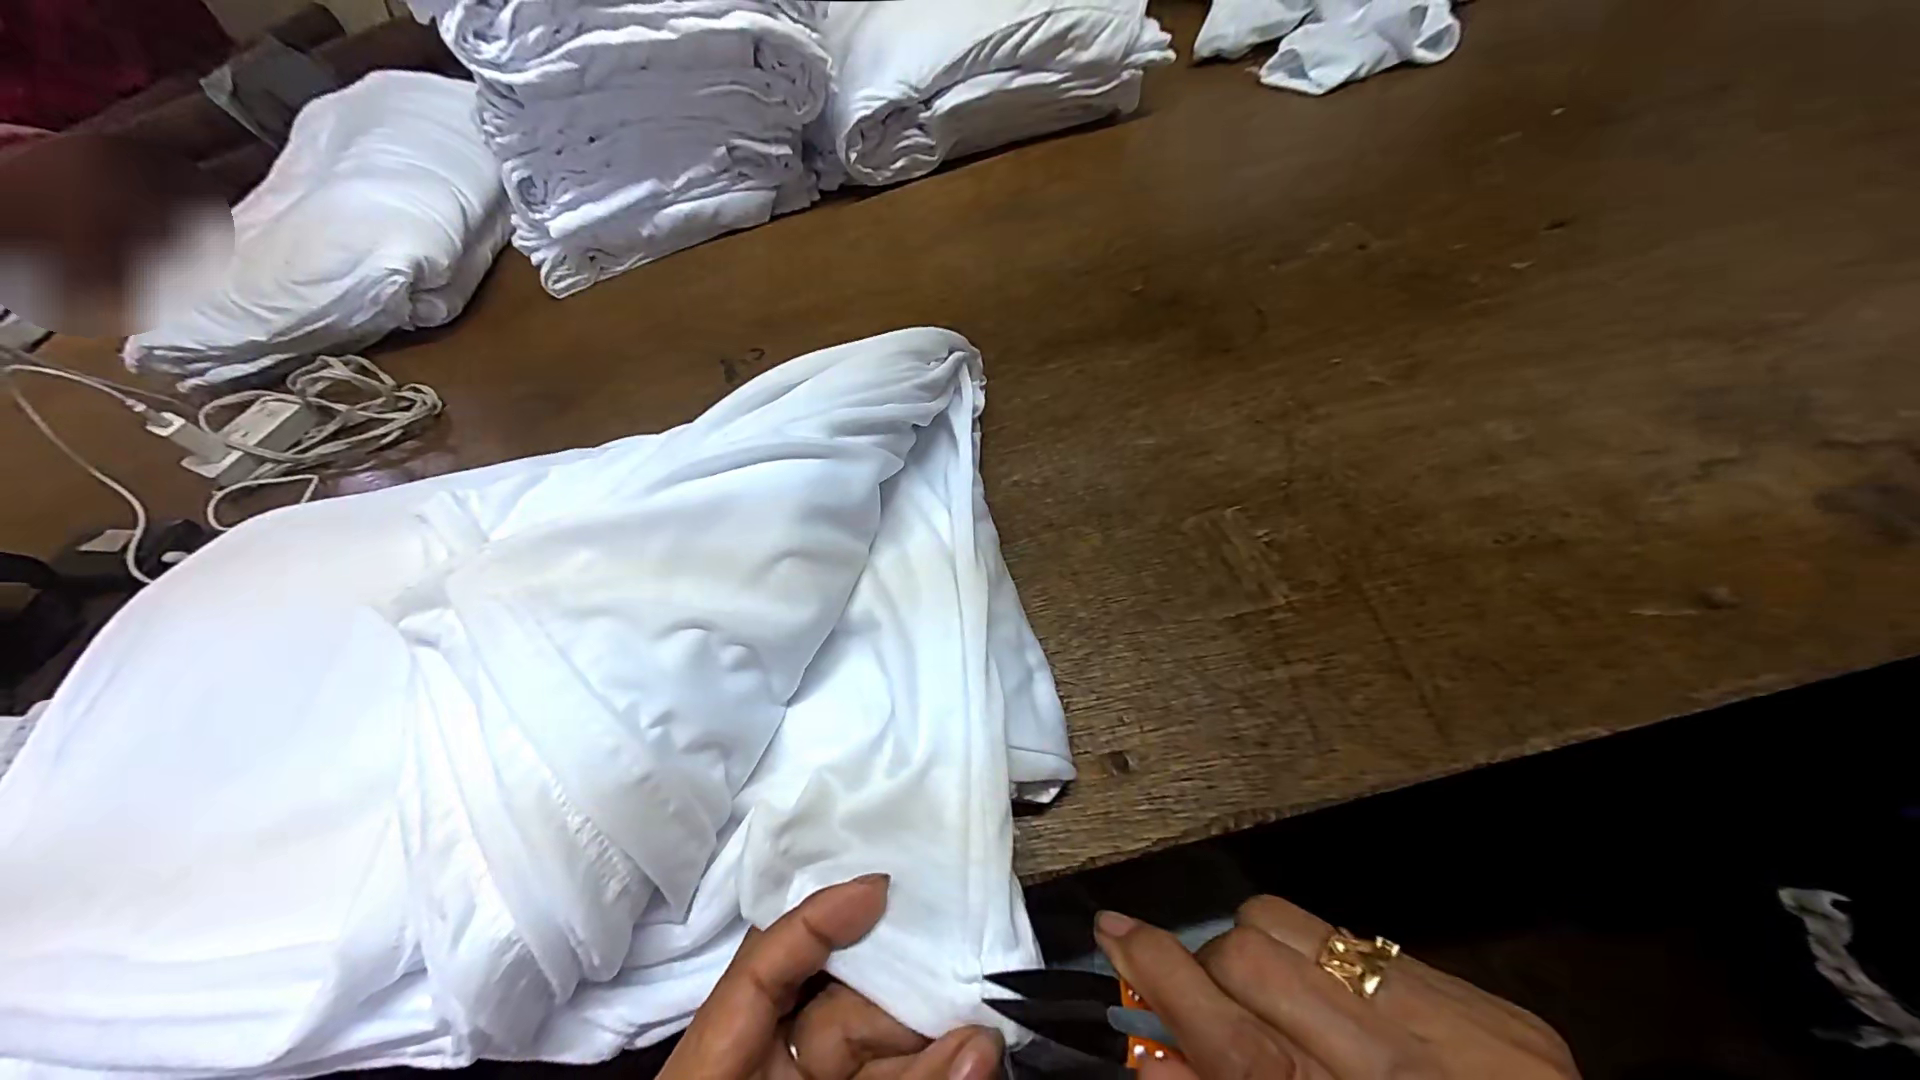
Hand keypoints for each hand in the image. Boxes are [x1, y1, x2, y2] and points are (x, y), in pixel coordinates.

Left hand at [660, 874, 1004, 1079]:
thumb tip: (980, 1048)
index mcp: (715, 1067)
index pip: (759, 969)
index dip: (815, 918)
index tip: (879, 890)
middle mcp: (761, 1067)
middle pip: (835, 1007)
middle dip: (900, 1001)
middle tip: (961, 991)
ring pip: (872, 1047)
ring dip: (928, 1050)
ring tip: (979, 1046)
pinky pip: (885, 1075)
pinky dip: (925, 1072)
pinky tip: (967, 1062)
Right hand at [1093, 896, 1578, 1079]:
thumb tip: (1147, 1042)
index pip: (1239, 1042)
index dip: (1161, 976)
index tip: (1114, 932)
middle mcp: (1423, 1075)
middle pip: (1254, 955)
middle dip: (1209, 966)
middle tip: (1207, 994)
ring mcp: (1471, 1034)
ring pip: (1297, 923)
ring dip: (1259, 950)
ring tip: (1277, 997)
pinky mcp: (1499, 1012)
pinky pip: (1358, 937)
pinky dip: (1322, 963)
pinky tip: (1345, 1009)